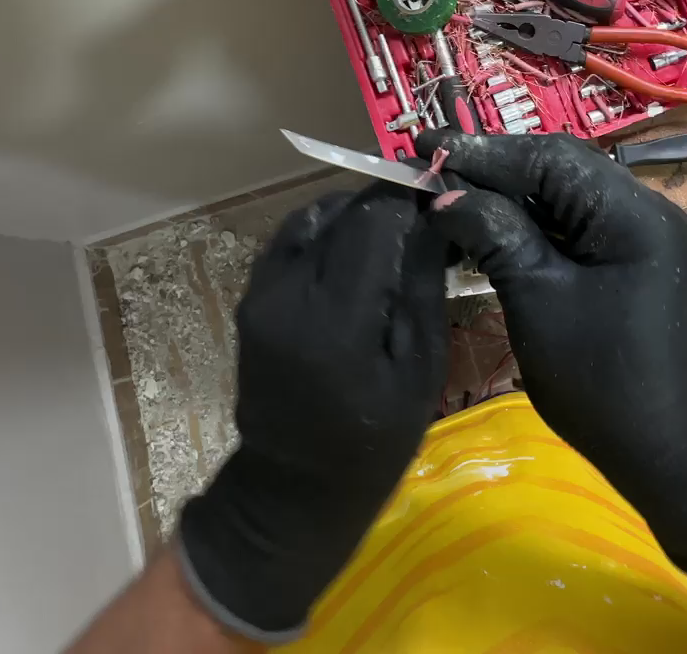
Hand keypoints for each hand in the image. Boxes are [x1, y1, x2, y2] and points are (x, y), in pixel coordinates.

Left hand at [175, 183, 449, 641]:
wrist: (293, 489)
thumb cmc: (374, 440)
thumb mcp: (420, 367)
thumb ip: (422, 284)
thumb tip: (435, 215)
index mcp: (336, 319)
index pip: (373, 220)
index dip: (407, 199)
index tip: (436, 198)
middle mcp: (288, 293)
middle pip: (341, 211)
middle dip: (384, 205)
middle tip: (419, 222)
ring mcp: (260, 293)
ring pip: (312, 217)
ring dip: (353, 215)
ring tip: (388, 238)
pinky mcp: (250, 298)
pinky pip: (289, 240)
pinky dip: (325, 233)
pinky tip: (352, 257)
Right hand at [416, 129, 686, 576]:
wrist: (666, 450)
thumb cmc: (601, 382)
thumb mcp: (539, 302)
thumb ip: (496, 235)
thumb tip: (445, 194)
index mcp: (632, 213)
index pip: (551, 157)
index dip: (485, 151)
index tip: (427, 148)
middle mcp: (644, 208)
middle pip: (560, 168)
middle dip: (496, 168)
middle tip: (433, 168)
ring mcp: (641, 231)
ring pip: (566, 192)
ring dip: (511, 193)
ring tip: (452, 193)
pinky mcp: (631, 255)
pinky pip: (576, 221)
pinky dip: (534, 220)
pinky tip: (492, 224)